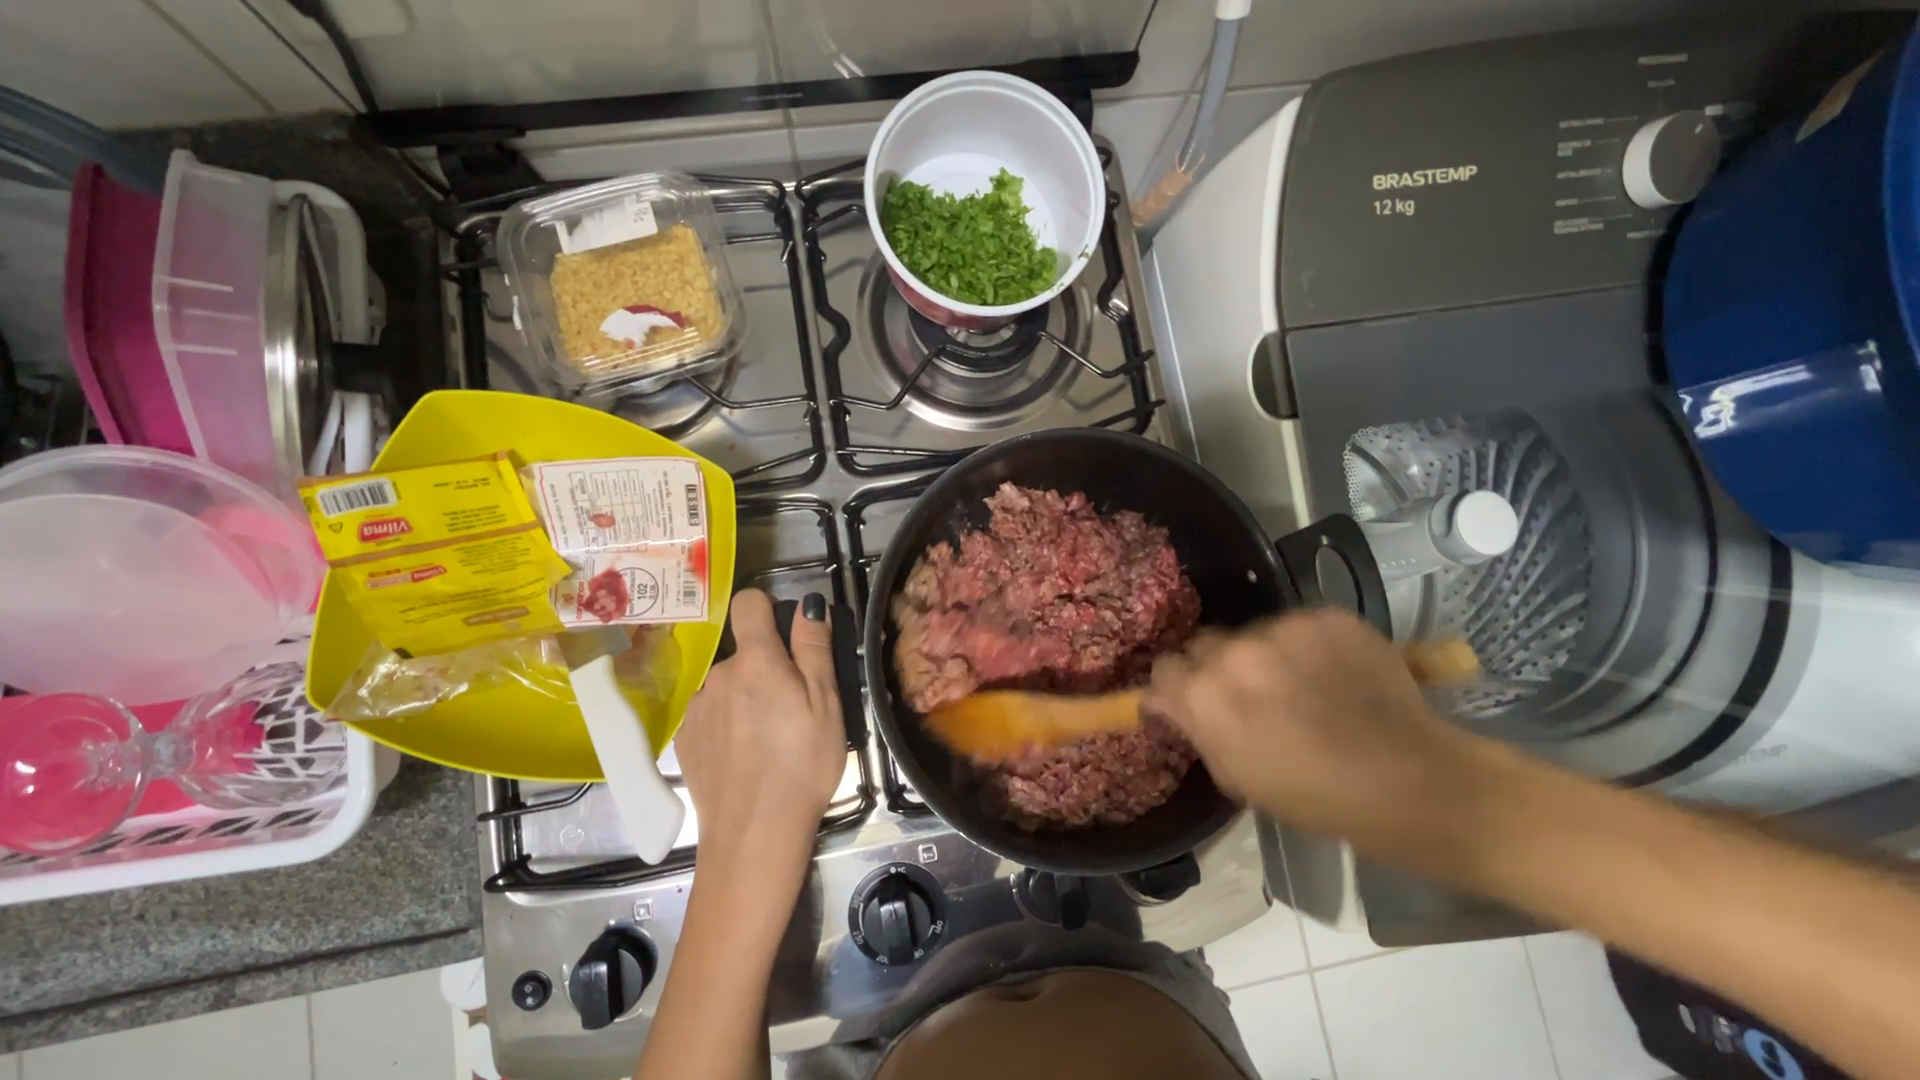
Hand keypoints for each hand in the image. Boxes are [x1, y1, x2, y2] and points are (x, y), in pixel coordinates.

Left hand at [675, 589, 844, 871]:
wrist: (754, 832)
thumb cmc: (802, 764)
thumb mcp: (826, 703)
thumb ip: (814, 648)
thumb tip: (809, 603)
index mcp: (755, 660)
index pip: (748, 603)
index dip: (768, 609)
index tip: (786, 636)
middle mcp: (718, 675)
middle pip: (742, 653)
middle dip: (764, 667)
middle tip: (792, 708)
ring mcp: (696, 707)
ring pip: (726, 686)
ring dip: (744, 698)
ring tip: (768, 739)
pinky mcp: (684, 739)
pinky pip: (710, 715)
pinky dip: (726, 725)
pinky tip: (744, 756)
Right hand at [1144, 609, 1478, 847]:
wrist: (1408, 780)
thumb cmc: (1314, 796)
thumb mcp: (1236, 776)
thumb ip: (1199, 730)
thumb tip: (1176, 705)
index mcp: (1204, 696)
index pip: (1164, 669)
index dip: (1178, 686)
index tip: (1193, 700)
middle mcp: (1234, 652)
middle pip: (1205, 644)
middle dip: (1218, 666)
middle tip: (1250, 694)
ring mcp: (1282, 629)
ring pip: (1255, 633)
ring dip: (1265, 654)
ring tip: (1303, 685)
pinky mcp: (1325, 617)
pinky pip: (1299, 625)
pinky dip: (1308, 646)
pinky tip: (1334, 674)